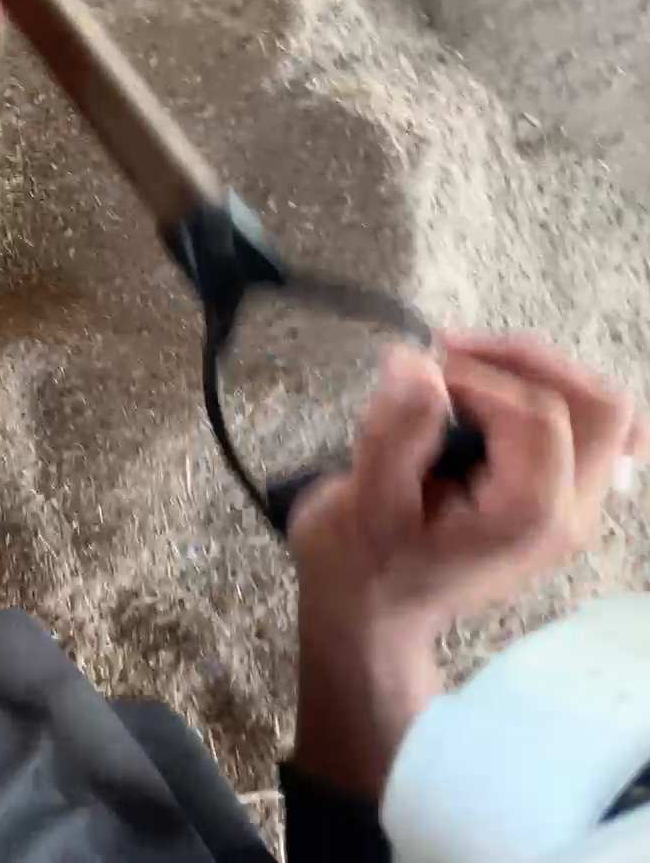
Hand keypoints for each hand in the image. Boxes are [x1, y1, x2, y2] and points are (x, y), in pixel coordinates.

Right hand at [288, 335, 644, 799]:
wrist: (369, 613)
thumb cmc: (356, 560)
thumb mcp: (361, 499)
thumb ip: (394, 433)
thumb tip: (411, 363)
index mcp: (528, 513)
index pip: (536, 416)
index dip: (472, 379)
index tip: (405, 374)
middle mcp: (571, 509)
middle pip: (599, 407)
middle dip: (522, 361)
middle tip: (445, 346)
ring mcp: (568, 507)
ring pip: (601, 416)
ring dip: (534, 376)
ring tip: (458, 363)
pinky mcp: (548, 501)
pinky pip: (579, 435)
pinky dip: (537, 400)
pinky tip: (482, 399)